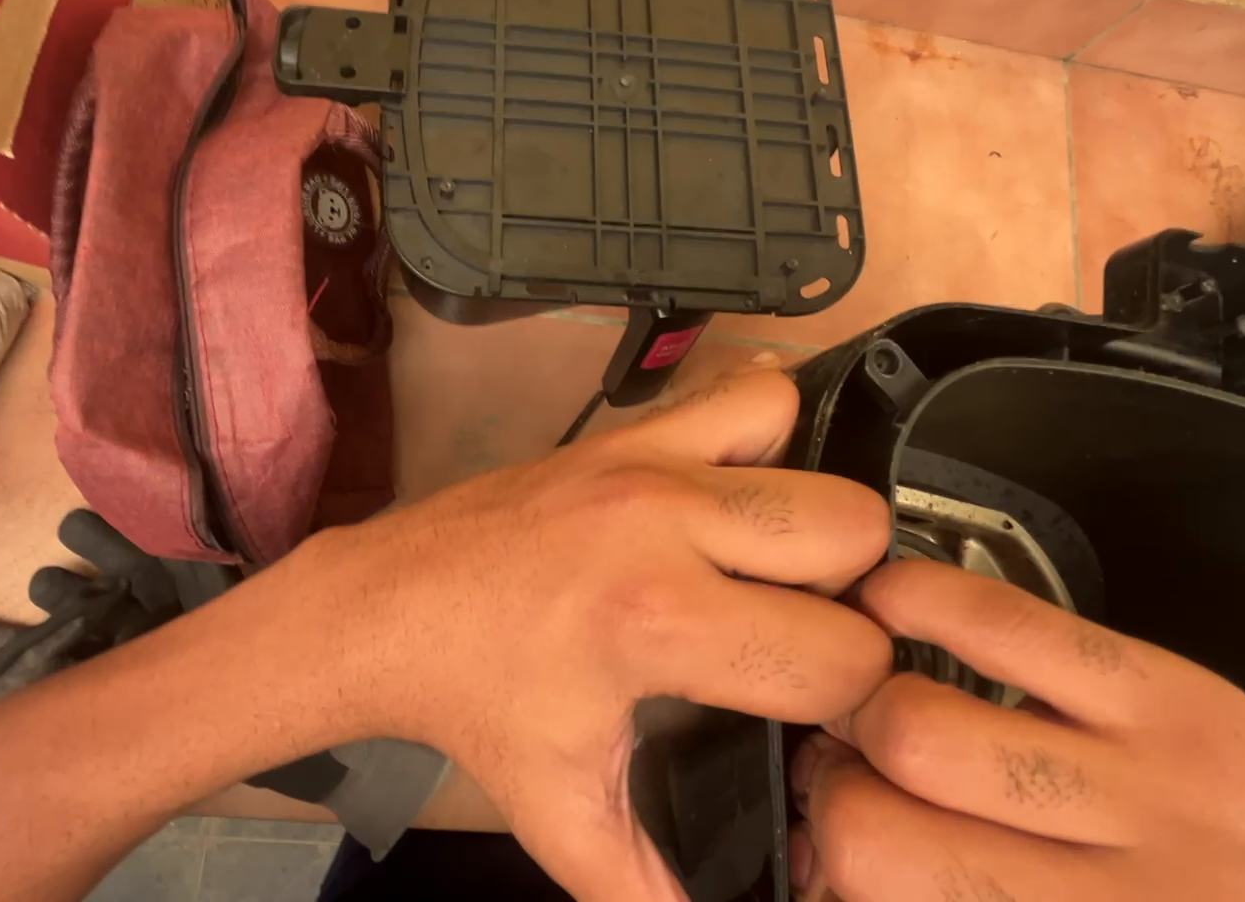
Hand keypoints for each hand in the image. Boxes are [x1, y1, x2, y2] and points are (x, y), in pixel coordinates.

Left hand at [279, 361, 893, 900]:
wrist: (391, 602)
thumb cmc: (475, 699)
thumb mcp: (562, 810)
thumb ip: (652, 887)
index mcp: (658, 621)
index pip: (839, 655)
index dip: (848, 696)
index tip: (815, 703)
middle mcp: (662, 523)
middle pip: (854, 532)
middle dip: (849, 594)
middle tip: (800, 625)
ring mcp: (644, 462)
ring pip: (809, 451)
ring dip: (811, 514)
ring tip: (770, 559)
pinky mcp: (624, 431)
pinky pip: (736, 392)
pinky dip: (761, 430)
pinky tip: (737, 483)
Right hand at [790, 560, 1244, 901]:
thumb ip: (947, 898)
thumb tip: (813, 858)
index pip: (878, 888)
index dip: (820, 846)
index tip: (826, 817)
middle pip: (879, 827)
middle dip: (832, 778)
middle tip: (849, 755)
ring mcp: (1156, 793)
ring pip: (918, 727)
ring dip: (860, 697)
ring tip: (876, 687)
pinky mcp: (1174, 695)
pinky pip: (997, 622)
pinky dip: (907, 598)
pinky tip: (888, 607)